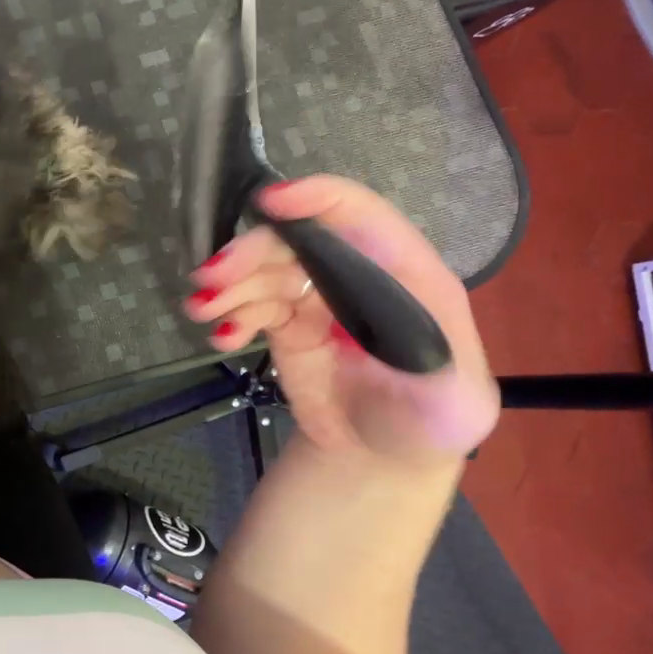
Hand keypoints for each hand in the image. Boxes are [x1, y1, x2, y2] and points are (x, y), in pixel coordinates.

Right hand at [183, 175, 498, 459]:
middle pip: (297, 242)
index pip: (363, 218)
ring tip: (201, 312)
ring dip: (228, 286)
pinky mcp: (285, 322)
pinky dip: (229, 318)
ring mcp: (316, 298)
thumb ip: (432, 362)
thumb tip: (389, 320)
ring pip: (265, 271)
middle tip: (209, 278)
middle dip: (249, 252)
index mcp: (405, 274)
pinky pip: (249, 306)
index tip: (269, 201)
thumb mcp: (451, 401)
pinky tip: (222, 339)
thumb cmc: (427, 421)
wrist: (381, 453)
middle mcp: (356, 275)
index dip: (318, 200)